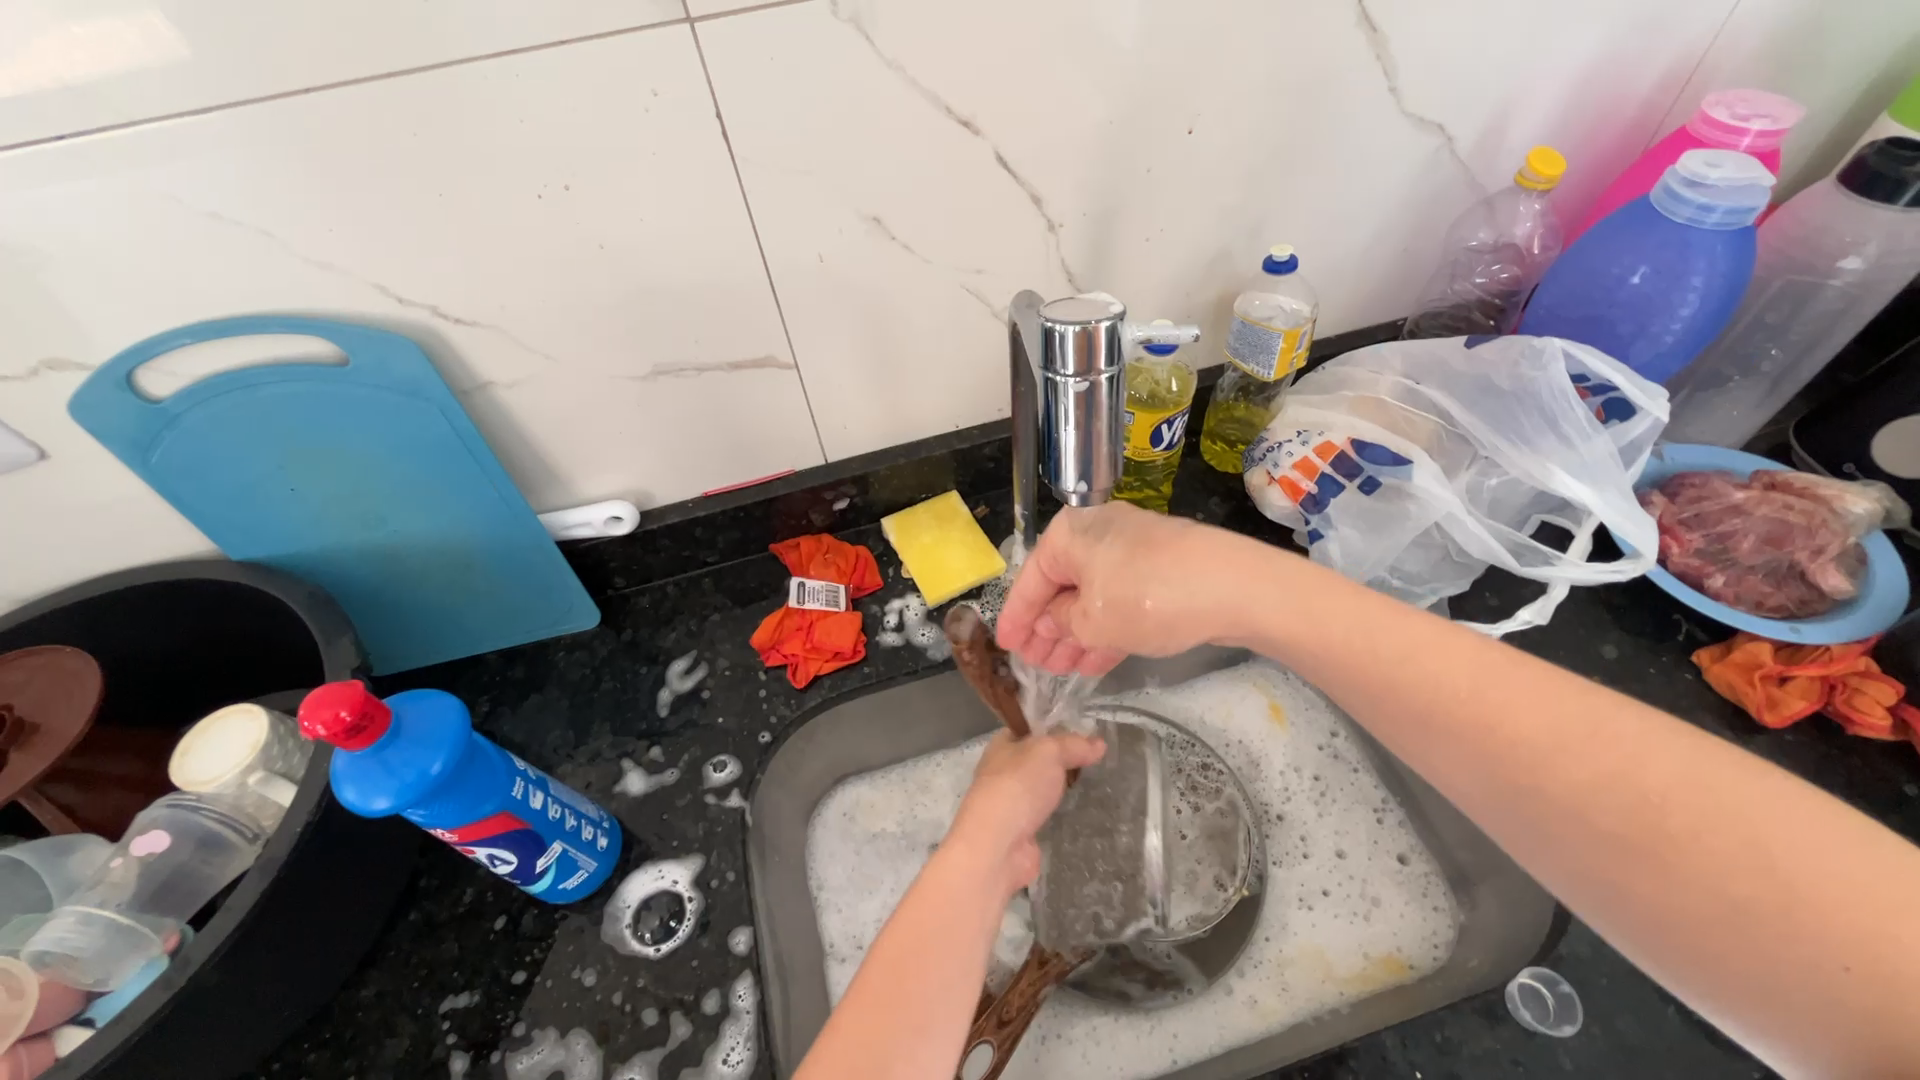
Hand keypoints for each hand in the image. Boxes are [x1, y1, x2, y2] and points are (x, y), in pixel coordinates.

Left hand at [949, 731, 1105, 896]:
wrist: (998, 845)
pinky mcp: (1022, 831)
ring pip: (1041, 788)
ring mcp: (1011, 804)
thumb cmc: (1018, 786)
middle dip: (1062, 760)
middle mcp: (1002, 772)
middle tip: (1096, 758)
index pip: (1028, 730)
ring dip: (1061, 788)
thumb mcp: (1049, 752)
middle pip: (1036, 760)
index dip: (1053, 727)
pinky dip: (1061, 813)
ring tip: (1096, 784)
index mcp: (1001, 746)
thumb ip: (1073, 745)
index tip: (1084, 732)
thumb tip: (1099, 743)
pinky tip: (1083, 812)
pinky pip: (1046, 815)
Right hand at [995, 502, 1264, 675]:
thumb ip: (1062, 625)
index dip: (1016, 617)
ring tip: (1061, 673)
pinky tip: (1094, 663)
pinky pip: (1120, 602)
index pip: (1031, 579)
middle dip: (1047, 630)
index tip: (1005, 646)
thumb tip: (1050, 623)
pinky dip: (1106, 630)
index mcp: (1071, 534)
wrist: (1234, 586)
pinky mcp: (1161, 572)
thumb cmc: (1147, 598)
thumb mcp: (1093, 621)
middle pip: (1062, 587)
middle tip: (1034, 667)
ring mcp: (1133, 552)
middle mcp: (1098, 535)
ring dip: (1076, 635)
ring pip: (1093, 597)